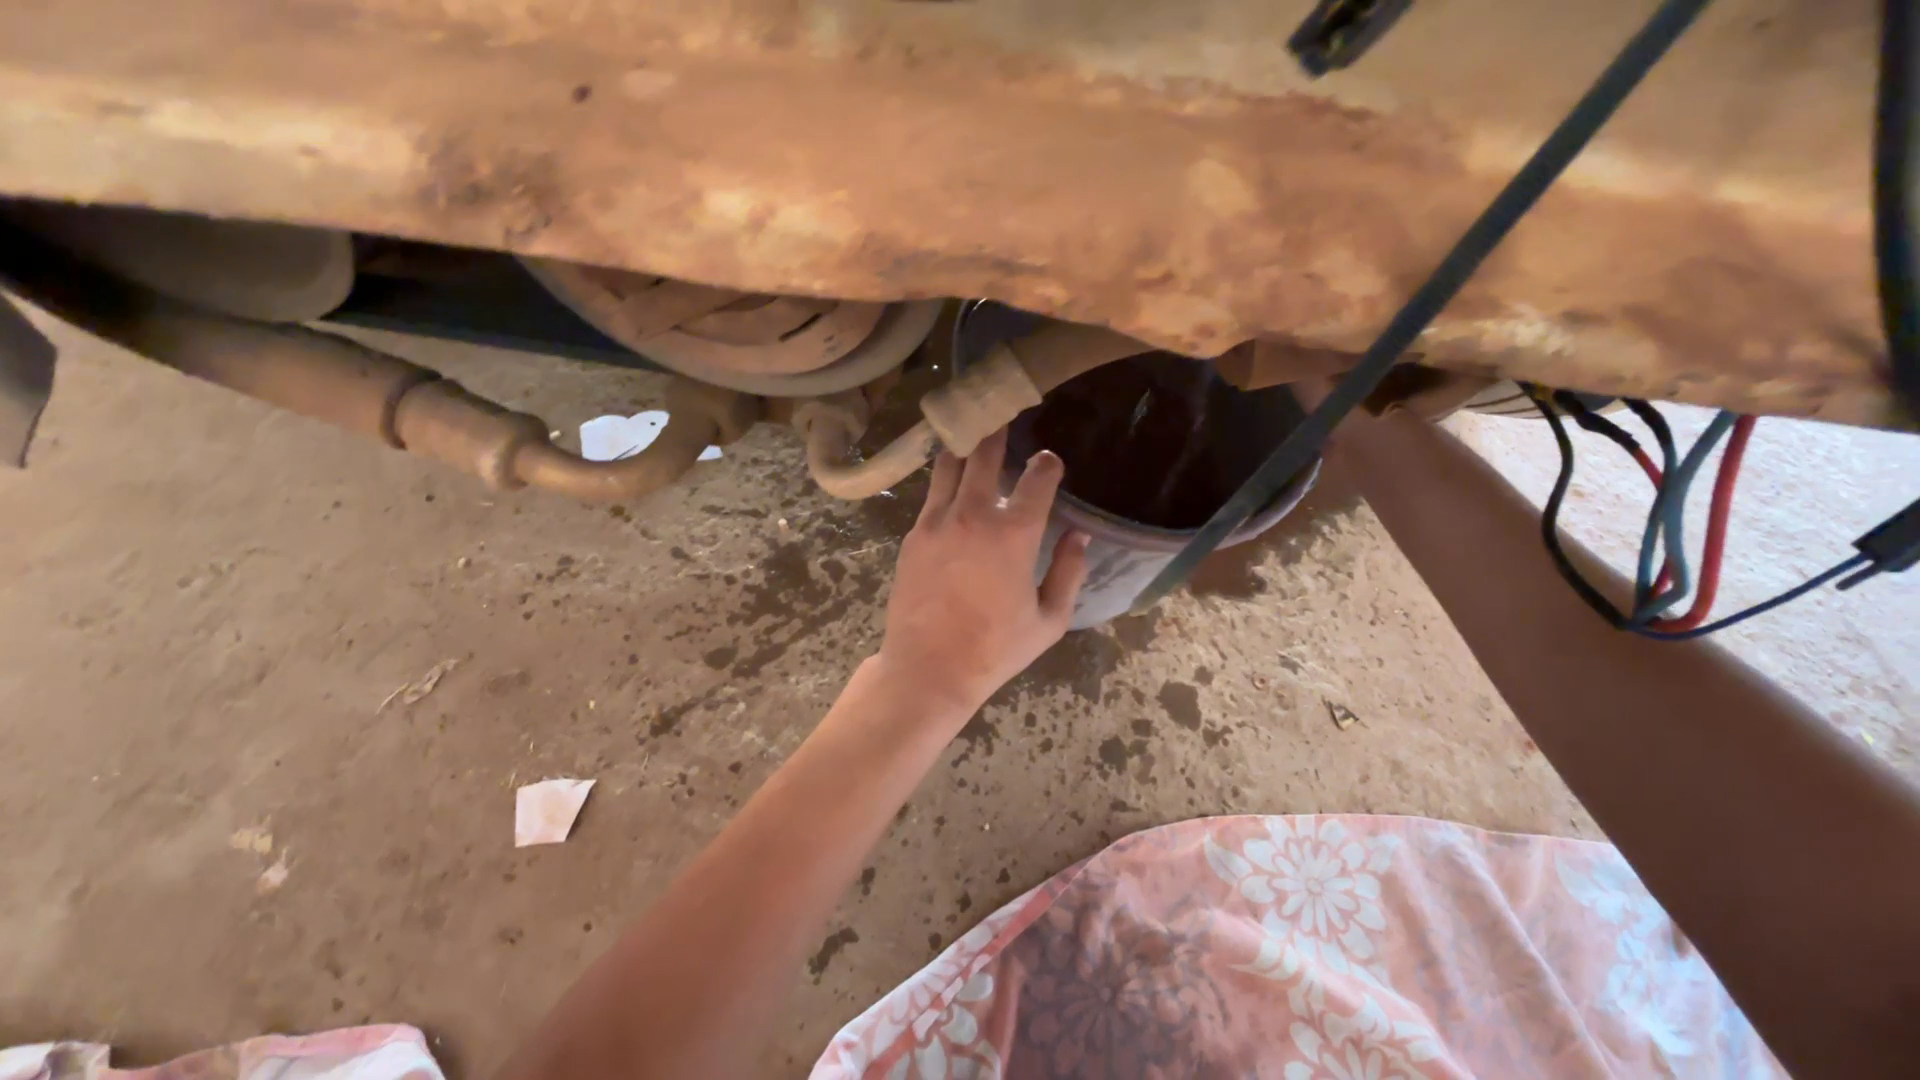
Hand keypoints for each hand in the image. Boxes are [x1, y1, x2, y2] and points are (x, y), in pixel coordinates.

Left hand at [873, 429, 1090, 722]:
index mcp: (1014, 533)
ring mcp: (937, 521)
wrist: (928, 668)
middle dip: (999, 429)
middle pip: (986, 452)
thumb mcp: (1050, 620)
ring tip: (975, 436)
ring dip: (966, 447)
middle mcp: (973, 514)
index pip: (1038, 476)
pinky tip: (953, 481)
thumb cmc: (995, 649)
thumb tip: (1080, 534)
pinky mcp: (913, 534)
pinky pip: (931, 493)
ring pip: (950, 464)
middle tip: (1005, 412)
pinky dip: (945, 479)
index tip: (1051, 463)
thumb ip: (1069, 572)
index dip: (1049, 464)